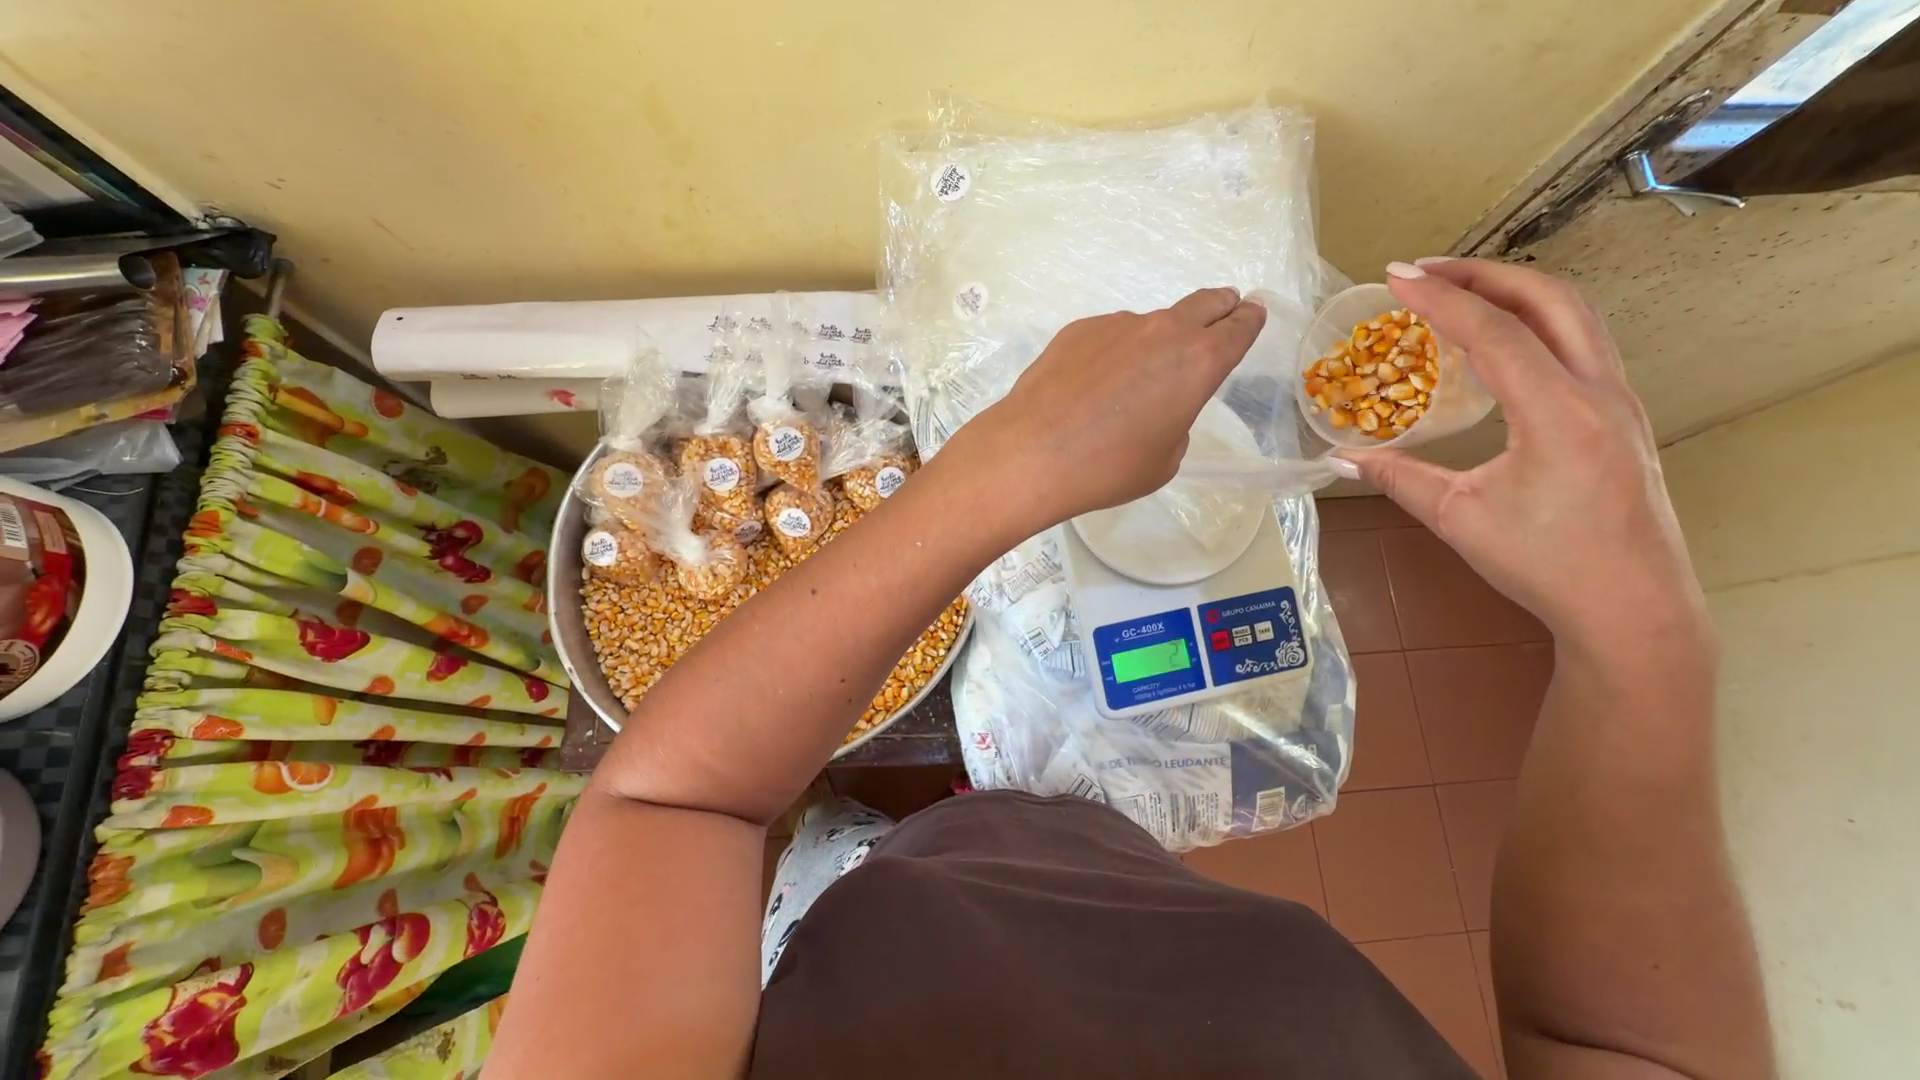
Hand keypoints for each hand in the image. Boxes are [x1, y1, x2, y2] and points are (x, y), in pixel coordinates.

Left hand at [951, 287, 1266, 526]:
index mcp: (1200, 362)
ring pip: (1150, 324)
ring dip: (1154, 341)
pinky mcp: (1077, 330)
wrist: (1033, 453)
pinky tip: (1089, 388)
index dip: (1249, 321)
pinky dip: (1111, 353)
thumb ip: (1176, 421)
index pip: (1239, 328)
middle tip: (1222, 314)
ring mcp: (1117, 325)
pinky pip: (1108, 336)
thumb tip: (1157, 406)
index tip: (1251, 313)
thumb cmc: (1109, 467)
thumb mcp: (1165, 459)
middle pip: (1204, 303)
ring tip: (1131, 382)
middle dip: (1219, 307)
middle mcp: (1164, 331)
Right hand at [1339, 260, 1710, 651]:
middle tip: (1425, 272)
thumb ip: (1398, 478)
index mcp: (1559, 412)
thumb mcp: (1458, 518)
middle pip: (1549, 298)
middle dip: (1483, 274)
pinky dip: (1536, 321)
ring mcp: (1619, 399)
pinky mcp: (1621, 414)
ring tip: (1458, 291)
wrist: (1632, 608)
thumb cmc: (1546, 565)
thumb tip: (1340, 458)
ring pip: (1574, 314)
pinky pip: (1580, 342)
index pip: (1494, 332)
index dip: (1440, 299)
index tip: (1396, 277)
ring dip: (1514, 291)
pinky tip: (1500, 339)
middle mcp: (1599, 391)